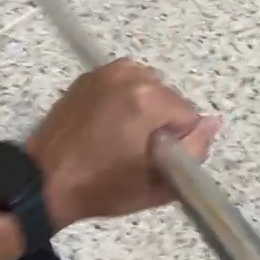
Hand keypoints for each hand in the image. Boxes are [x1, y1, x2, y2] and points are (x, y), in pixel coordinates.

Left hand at [25, 59, 220, 230]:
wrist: (46, 179)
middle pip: (168, 97)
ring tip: (124, 137)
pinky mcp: (87, 77)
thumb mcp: (158, 183)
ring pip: (146, 85)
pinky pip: (122, 81)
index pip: (188, 115)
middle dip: (162, 121)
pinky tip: (109, 123)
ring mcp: (104, 72)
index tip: (156, 160)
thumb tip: (213, 122)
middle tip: (138, 151)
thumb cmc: (102, 186)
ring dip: (144, 107)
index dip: (178, 142)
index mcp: (147, 99)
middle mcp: (127, 75)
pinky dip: (124, 97)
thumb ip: (195, 151)